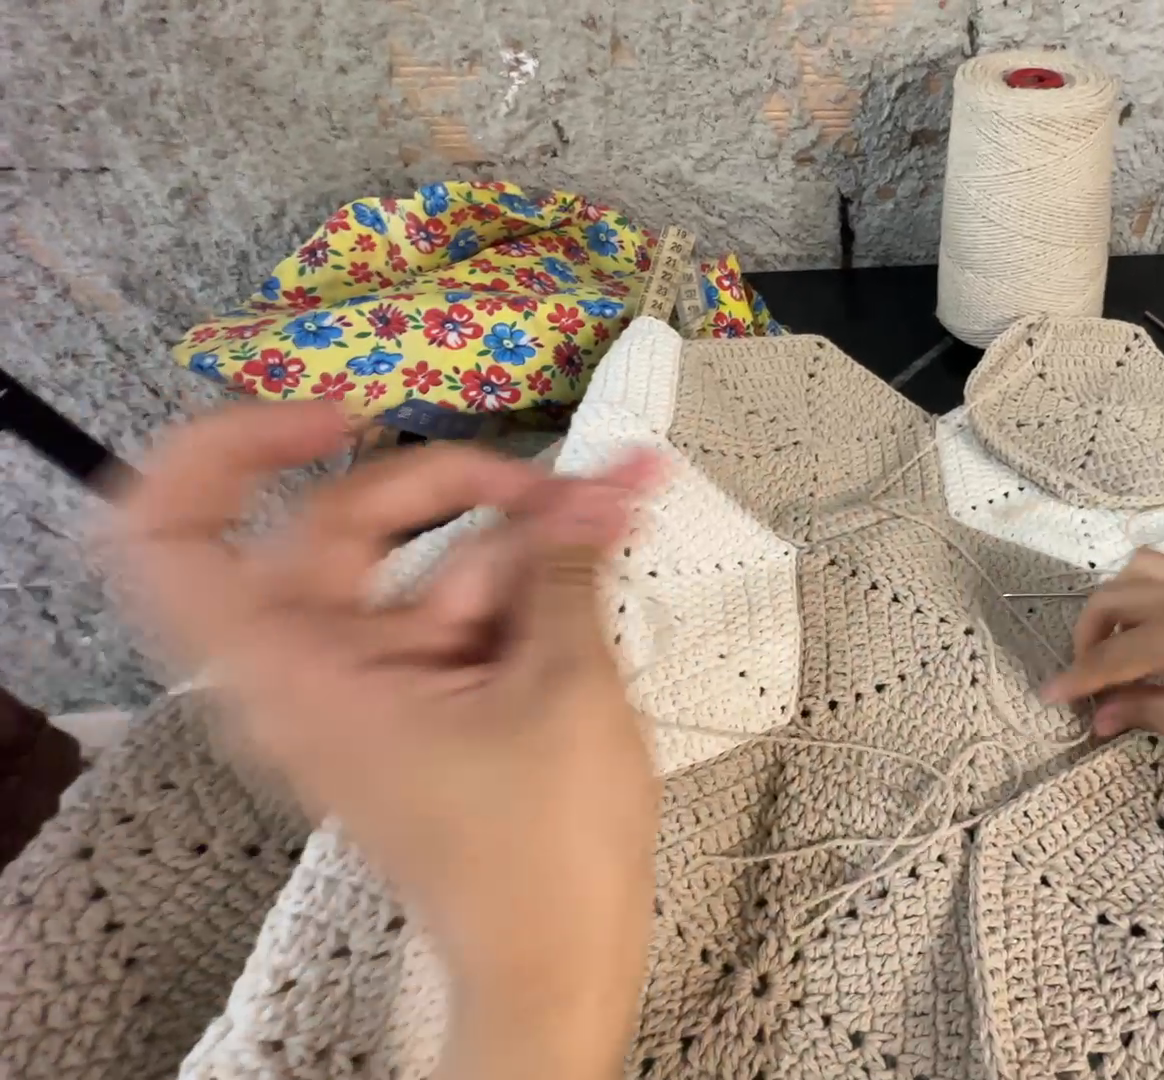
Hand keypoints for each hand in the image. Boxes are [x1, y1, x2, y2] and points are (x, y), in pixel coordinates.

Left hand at [109, 403, 666, 1075]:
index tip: (346, 418)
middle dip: (464, 489)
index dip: (230, 452)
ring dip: (531, 535)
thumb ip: (569, 566)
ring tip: (621, 511)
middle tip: (565, 486)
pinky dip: (544, 576)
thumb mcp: (564, 683)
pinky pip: (484, 606)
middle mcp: (330, 666)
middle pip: (349, 528)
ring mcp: (395, 679)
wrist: (567, 945)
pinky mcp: (450, 693)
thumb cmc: (544, 840)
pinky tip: (607, 555)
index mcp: (304, 673)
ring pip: (440, 565)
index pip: (175, 538)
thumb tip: (608, 478)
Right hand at [1038, 549, 1163, 783]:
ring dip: (1114, 603)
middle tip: (1088, 679)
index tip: (1048, 697)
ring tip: (1118, 643)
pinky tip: (1153, 617)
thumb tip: (1097, 717)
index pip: (1109, 656)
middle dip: (1086, 638)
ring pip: (1136, 570)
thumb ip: (1141, 710)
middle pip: (1111, 600)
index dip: (1075, 680)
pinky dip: (1147, 584)